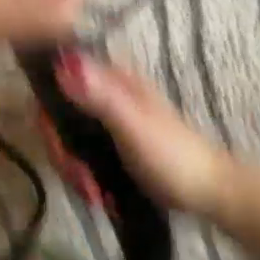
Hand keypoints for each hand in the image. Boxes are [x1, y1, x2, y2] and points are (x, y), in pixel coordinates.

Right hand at [47, 56, 235, 217]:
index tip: (53, 139)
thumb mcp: (134, 126)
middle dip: (62, 150)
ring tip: (93, 195)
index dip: (47, 108)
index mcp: (112, 80)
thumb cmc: (174, 157)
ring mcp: (108, 121)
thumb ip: (100, 96)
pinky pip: (81, 155)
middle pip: (58, 113)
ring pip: (67, 137)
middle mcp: (105, 94)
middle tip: (79, 178)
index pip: (57, 76)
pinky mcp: (111, 146)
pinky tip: (98, 196)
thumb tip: (62, 64)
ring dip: (73, 168)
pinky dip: (84, 176)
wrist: (212, 195)